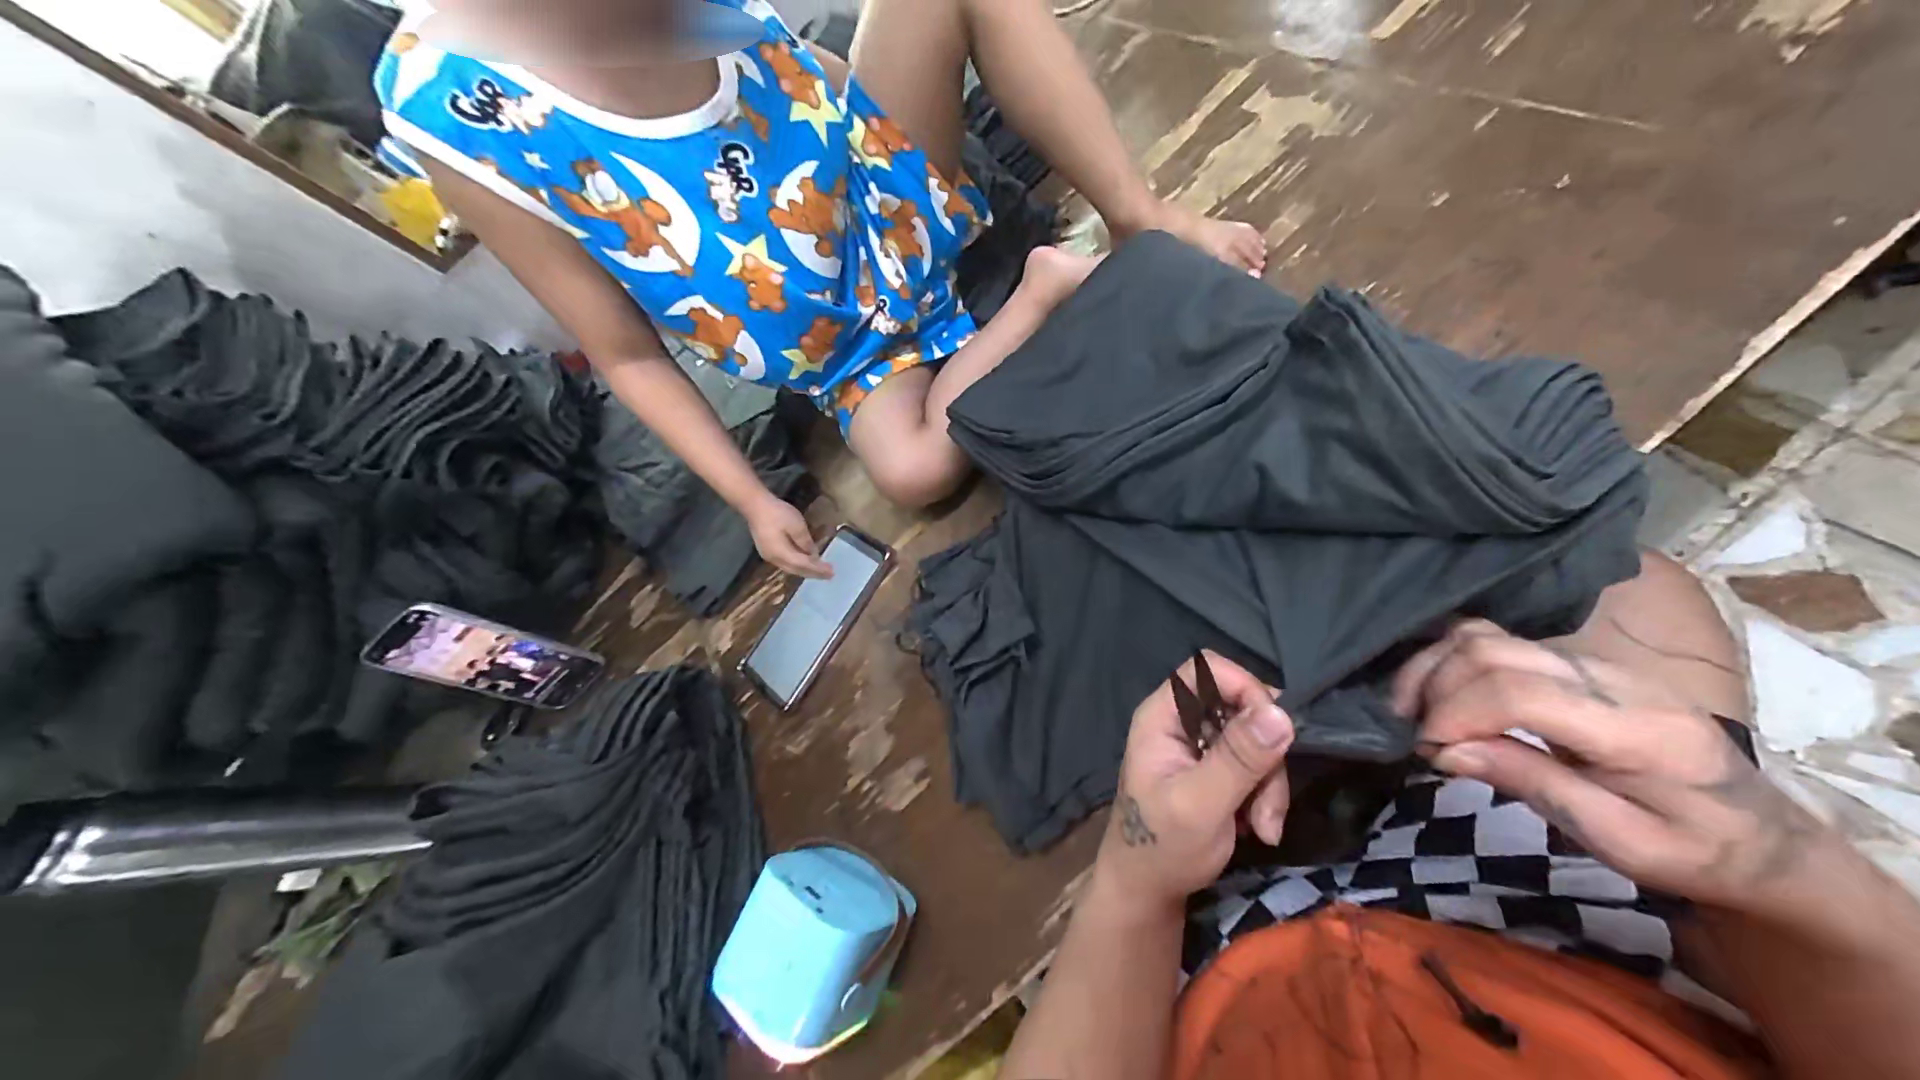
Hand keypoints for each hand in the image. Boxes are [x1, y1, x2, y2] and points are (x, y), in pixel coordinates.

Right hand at [743, 495, 830, 578]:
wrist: (754, 505)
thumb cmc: (777, 513)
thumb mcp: (796, 525)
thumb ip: (805, 542)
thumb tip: (813, 554)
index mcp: (782, 553)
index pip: (804, 565)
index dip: (818, 569)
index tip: (832, 572)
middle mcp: (774, 559)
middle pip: (797, 570)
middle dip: (813, 573)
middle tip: (829, 575)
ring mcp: (769, 556)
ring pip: (791, 568)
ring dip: (805, 570)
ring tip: (819, 571)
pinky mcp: (767, 551)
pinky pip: (786, 563)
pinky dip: (798, 565)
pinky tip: (804, 563)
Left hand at [1095, 652, 1293, 915]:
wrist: (1148, 890)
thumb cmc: (1161, 847)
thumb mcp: (1201, 805)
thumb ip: (1237, 760)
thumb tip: (1280, 712)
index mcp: (1162, 717)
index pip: (1206, 670)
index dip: (1245, 687)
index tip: (1275, 729)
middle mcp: (1180, 722)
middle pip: (1240, 707)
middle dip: (1265, 756)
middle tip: (1268, 806)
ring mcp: (1199, 745)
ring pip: (1256, 739)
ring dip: (1269, 785)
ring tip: (1262, 829)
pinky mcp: (1217, 768)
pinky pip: (1256, 764)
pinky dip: (1265, 795)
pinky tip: (1258, 828)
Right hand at [1393, 620, 1831, 914]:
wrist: (1764, 838)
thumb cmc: (1697, 853)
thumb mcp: (1623, 843)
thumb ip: (1533, 786)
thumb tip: (1443, 752)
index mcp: (1639, 729)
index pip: (1519, 692)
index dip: (1455, 714)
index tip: (1426, 750)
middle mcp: (1612, 677)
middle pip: (1491, 651)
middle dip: (1433, 687)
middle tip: (1411, 733)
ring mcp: (1592, 661)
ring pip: (1483, 636)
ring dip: (1432, 667)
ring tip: (1412, 709)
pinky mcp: (1574, 661)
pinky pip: (1493, 639)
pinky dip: (1449, 659)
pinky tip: (1437, 690)